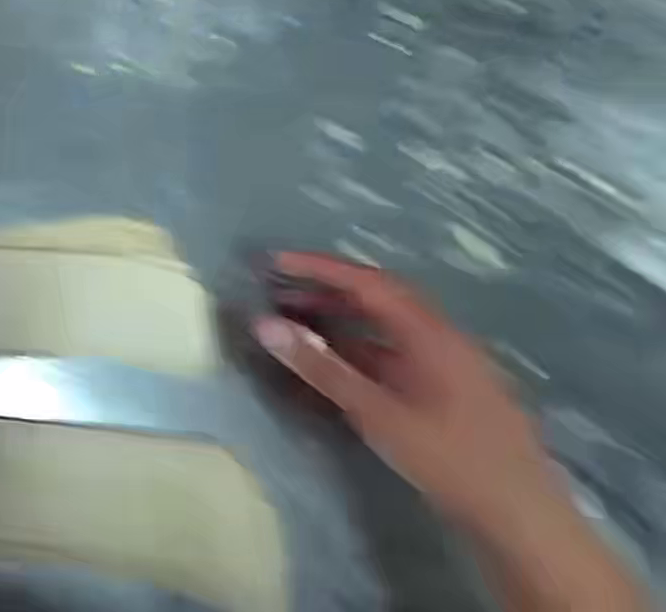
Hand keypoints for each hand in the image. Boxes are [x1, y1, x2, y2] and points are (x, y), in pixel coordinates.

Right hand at [252, 250, 557, 529]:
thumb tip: (261, 323)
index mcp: (431, 337)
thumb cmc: (447, 457)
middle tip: (277, 285)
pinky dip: (354, 338)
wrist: (524, 523)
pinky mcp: (447, 387)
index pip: (369, 283)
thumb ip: (317, 364)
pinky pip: (392, 346)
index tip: (274, 261)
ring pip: (386, 322)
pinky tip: (329, 354)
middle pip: (380, 297)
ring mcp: (450, 365)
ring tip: (293, 316)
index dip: (319, 267)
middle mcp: (444, 341)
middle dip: (325, 286)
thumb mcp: (373, 410)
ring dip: (339, 312)